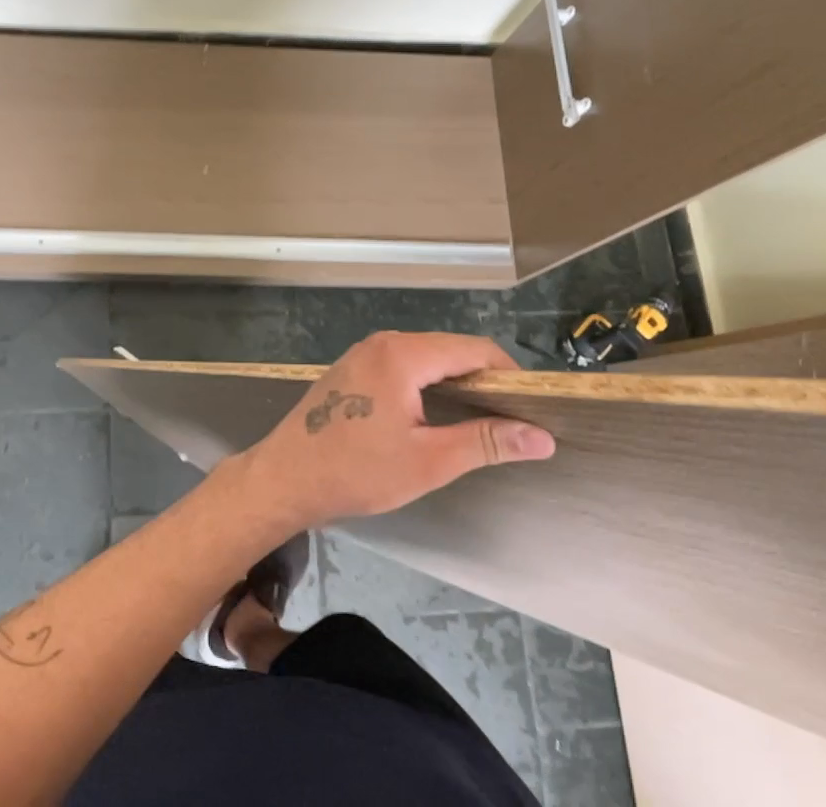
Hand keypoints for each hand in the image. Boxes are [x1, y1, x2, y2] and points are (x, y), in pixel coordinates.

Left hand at [239, 331, 555, 527]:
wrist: (283, 480)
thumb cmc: (355, 472)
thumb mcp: (429, 462)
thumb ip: (486, 442)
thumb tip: (542, 437)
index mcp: (403, 355)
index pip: (475, 350)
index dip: (509, 375)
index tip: (531, 407)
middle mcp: (382, 344)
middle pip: (450, 351)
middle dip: (483, 381)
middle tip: (509, 420)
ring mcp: (362, 355)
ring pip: (426, 360)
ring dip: (454, 385)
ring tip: (479, 423)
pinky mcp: (350, 372)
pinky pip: (402, 368)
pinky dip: (426, 386)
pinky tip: (434, 418)